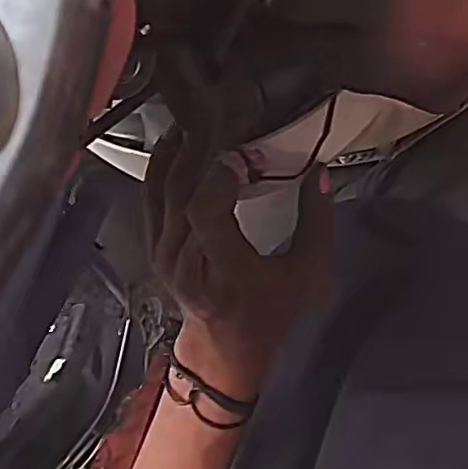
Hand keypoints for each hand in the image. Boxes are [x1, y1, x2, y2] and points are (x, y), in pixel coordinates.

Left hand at [145, 126, 333, 398]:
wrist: (225, 345)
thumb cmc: (270, 312)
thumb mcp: (308, 274)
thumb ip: (316, 223)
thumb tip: (319, 172)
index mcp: (224, 272)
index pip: (205, 214)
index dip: (220, 179)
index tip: (243, 158)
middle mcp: (184, 262)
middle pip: (181, 195)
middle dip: (201, 155)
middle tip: (222, 125)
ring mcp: (163, 255)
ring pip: (162, 191)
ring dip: (179, 153)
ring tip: (196, 123)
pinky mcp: (153, 246)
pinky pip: (149, 198)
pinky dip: (160, 167)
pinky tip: (173, 144)